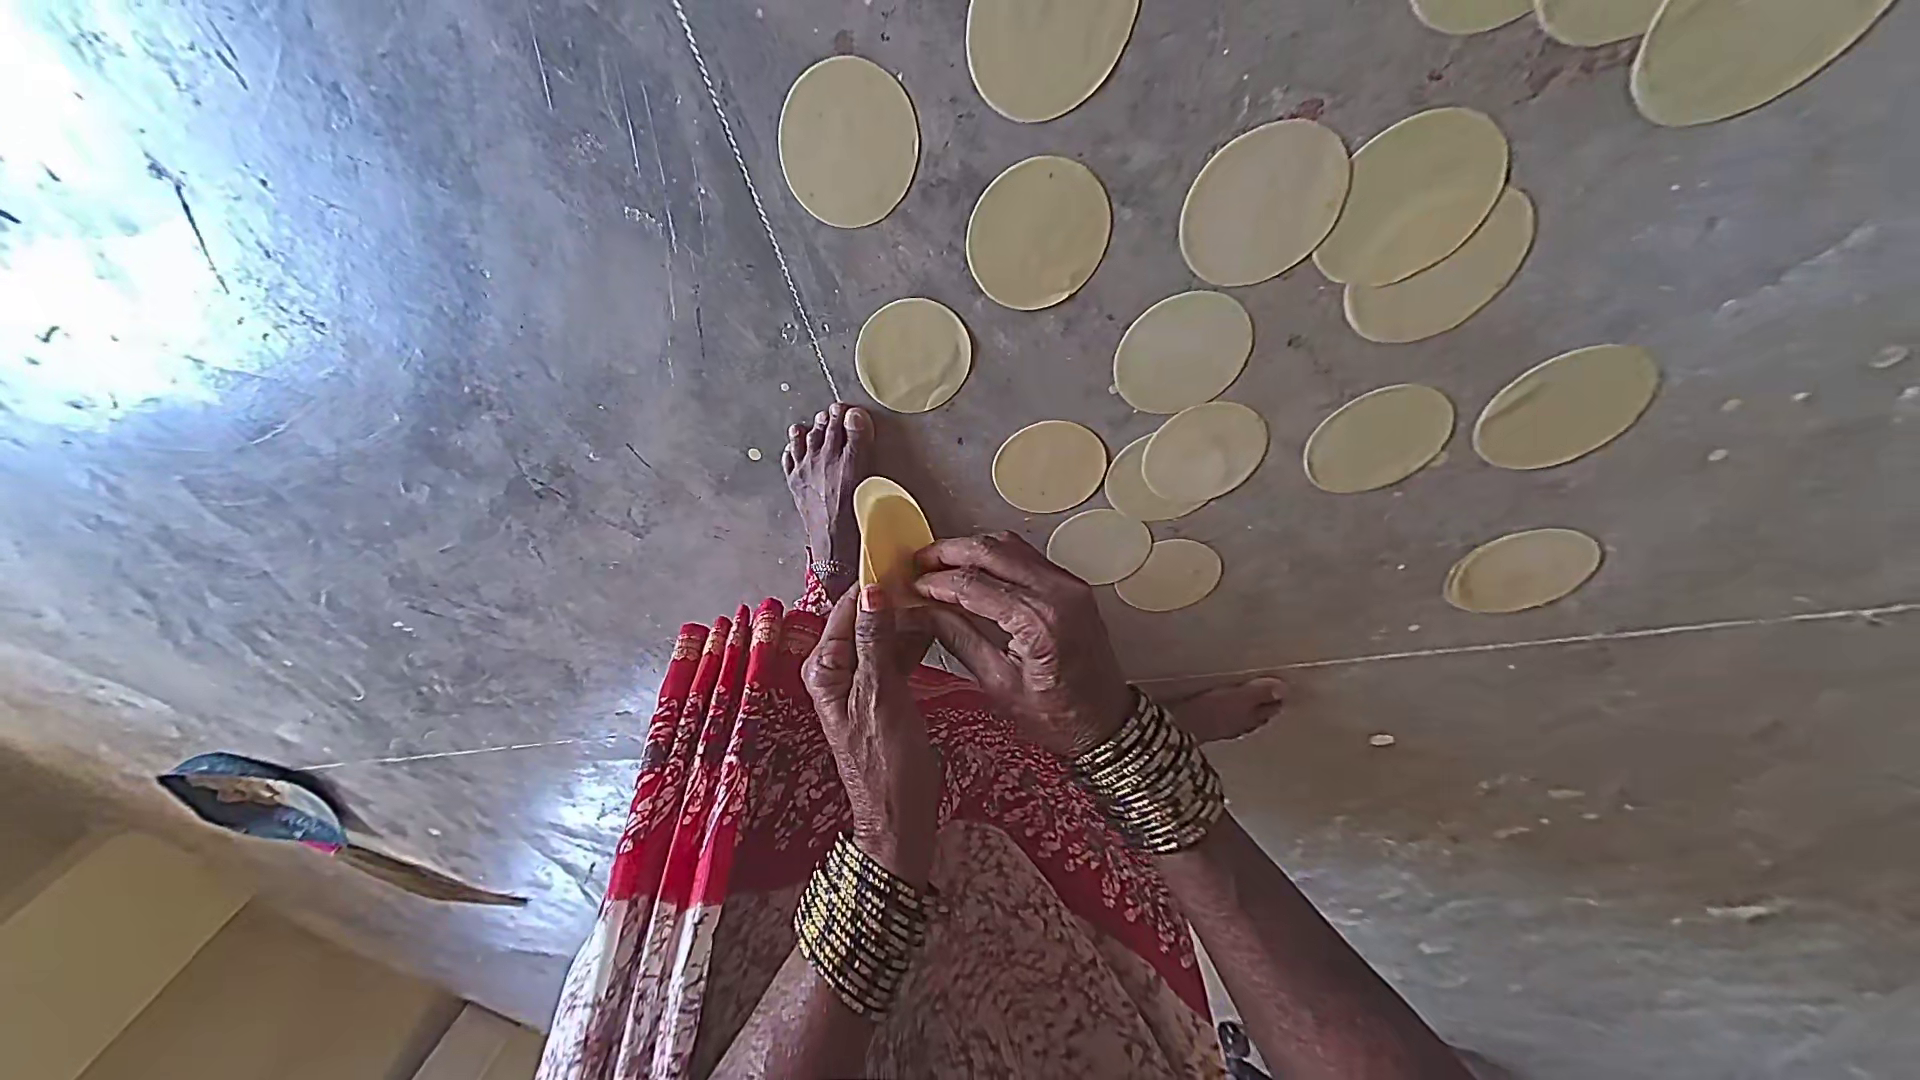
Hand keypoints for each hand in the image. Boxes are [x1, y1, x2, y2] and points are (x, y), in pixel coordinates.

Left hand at [800, 584, 941, 885]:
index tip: (905, 560)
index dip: (874, 583)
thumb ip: (875, 642)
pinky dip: (913, 640)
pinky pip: (895, 654)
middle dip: (894, 598)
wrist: (899, 814)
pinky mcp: (882, 690)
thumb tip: (873, 590)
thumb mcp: (881, 696)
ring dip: (906, 617)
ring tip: (938, 598)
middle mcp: (837, 668)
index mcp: (825, 667)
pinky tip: (937, 627)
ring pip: (882, 634)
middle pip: (865, 618)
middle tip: (931, 580)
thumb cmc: (886, 760)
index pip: (847, 609)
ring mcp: (860, 679)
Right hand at [912, 532, 1133, 758]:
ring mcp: (1067, 583)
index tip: (912, 586)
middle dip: (948, 552)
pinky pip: (1026, 555)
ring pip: (1009, 544)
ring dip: (971, 548)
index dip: (936, 582)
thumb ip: (958, 638)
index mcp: (1037, 622)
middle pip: (990, 550)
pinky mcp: (1071, 583)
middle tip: (919, 562)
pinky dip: (995, 554)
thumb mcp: (997, 683)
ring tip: (941, 563)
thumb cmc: (1056, 715)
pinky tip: (974, 567)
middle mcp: (1056, 592)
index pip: (972, 584)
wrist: (1106, 719)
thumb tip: (921, 611)